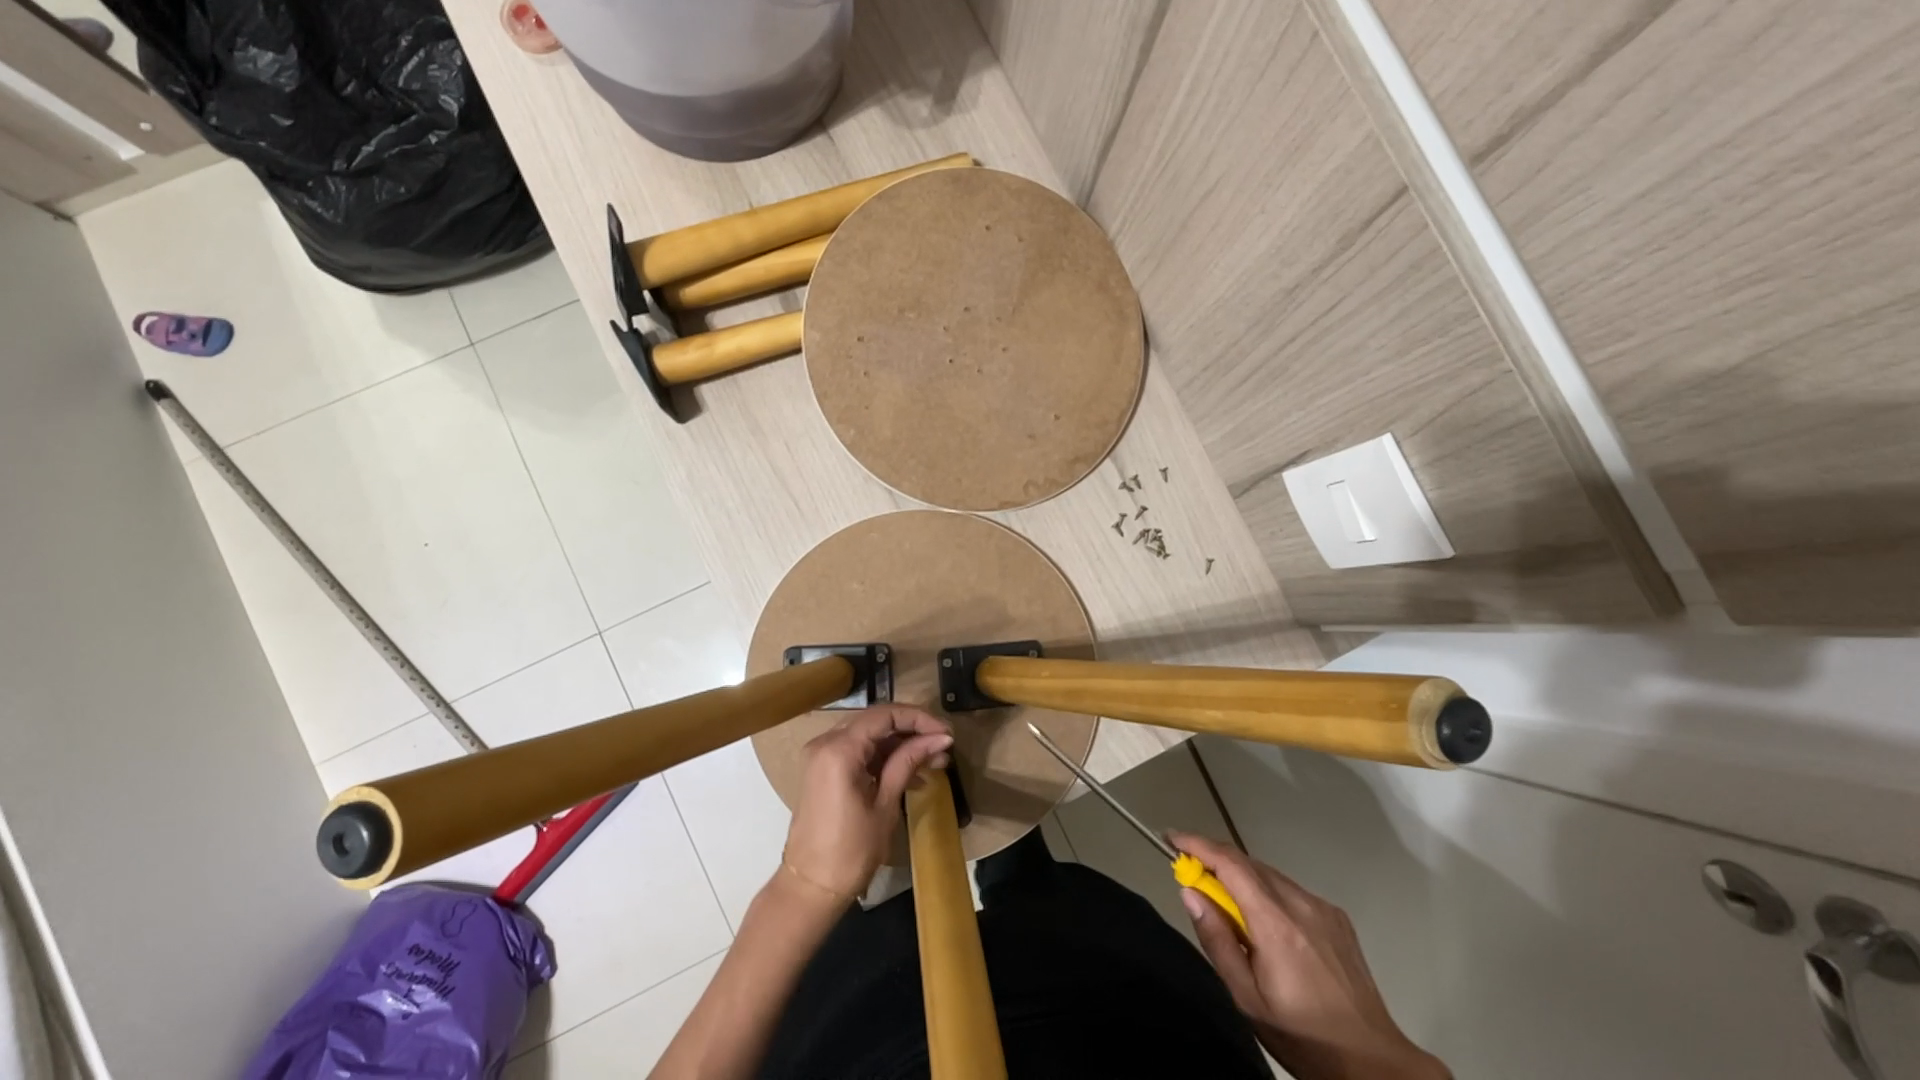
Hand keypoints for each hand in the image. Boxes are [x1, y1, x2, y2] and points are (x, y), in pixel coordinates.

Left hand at [783, 705, 953, 899]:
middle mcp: (825, 743)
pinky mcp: (823, 771)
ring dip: (899, 746)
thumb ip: (908, 762)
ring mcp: (821, 757)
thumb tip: (940, 738)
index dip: (919, 718)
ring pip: (867, 737)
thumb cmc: (851, 851)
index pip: (884, 714)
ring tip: (933, 763)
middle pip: (875, 722)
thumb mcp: (885, 804)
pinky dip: (882, 759)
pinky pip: (856, 753)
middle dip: (911, 731)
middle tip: (942, 748)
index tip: (946, 733)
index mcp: (838, 750)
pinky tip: (910, 776)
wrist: (811, 887)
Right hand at [1169, 832, 1447, 1079]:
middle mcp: (1301, 904)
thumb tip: (1190, 893)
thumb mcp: (1246, 996)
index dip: (1197, 845)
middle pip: (1250, 864)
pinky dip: (1267, 892)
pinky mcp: (1337, 918)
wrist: (1369, 1058)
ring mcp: (1323, 909)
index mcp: (1275, 924)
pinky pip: (1292, 892)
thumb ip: (1216, 940)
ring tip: (1224, 904)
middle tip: (1188, 873)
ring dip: (1241, 877)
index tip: (1171, 838)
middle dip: (1215, 861)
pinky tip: (1263, 921)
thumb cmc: (1299, 1033)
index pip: (1231, 865)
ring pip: (1271, 876)